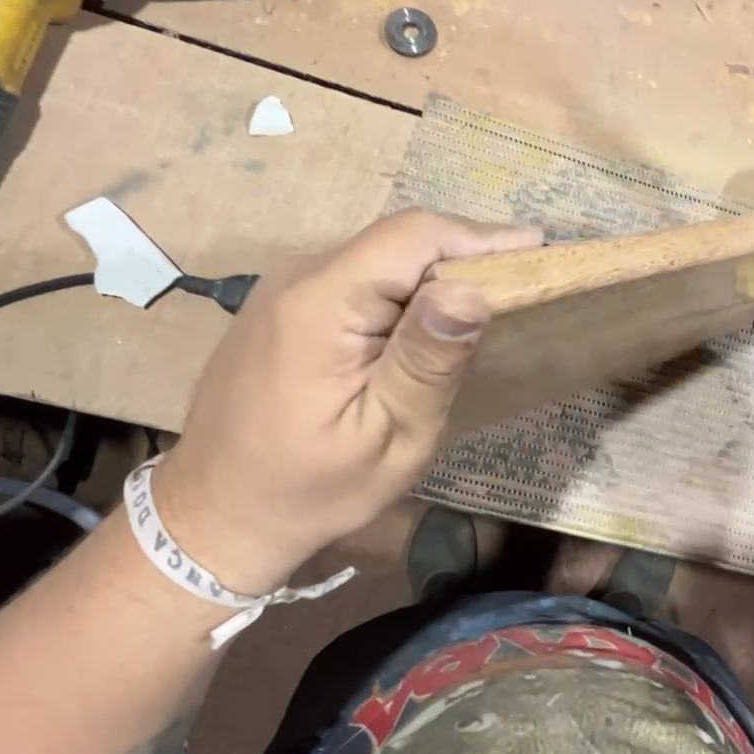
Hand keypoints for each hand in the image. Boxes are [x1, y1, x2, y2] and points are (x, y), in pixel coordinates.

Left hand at [152, 212, 542, 592]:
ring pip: (382, 257)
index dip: (480, 236)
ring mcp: (286, 290)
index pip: (412, 237)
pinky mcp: (287, 308)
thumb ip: (427, 362)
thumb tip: (471, 290)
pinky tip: (437, 317)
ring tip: (498, 292)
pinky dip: (410, 288)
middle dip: (468, 252)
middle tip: (529, 276)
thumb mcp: (388, 437)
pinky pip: (361, 278)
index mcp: (320, 305)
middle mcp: (298, 278)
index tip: (539, 250)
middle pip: (398, 241)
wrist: (214, 517)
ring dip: (442, 271)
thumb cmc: (311, 489)